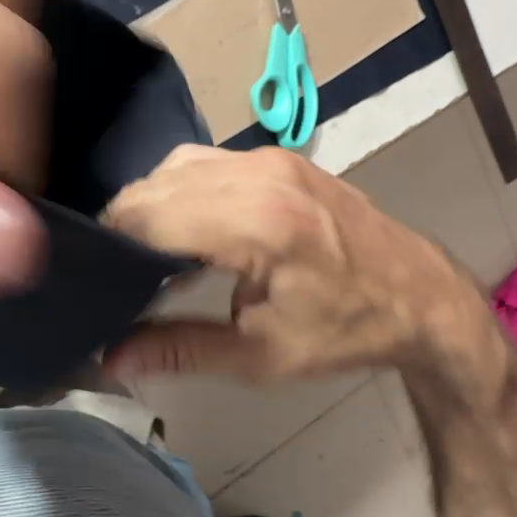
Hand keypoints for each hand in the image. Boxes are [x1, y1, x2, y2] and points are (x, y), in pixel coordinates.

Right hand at [101, 145, 485, 381]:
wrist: (421, 296)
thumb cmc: (345, 331)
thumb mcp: (261, 356)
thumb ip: (180, 351)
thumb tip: (109, 360)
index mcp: (256, 223)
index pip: (148, 214)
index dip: (110, 244)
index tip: (96, 282)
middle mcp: (258, 174)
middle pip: (154, 186)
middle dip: (125, 227)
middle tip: (116, 277)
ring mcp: (270, 158)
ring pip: (174, 167)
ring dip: (151, 206)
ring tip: (147, 256)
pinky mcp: (278, 156)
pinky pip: (204, 161)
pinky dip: (179, 190)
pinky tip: (185, 230)